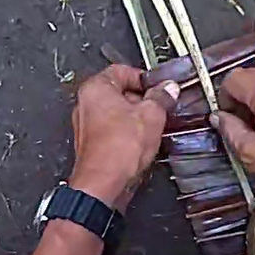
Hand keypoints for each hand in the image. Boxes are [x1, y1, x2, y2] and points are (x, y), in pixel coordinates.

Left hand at [69, 65, 178, 210]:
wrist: (104, 184)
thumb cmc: (117, 150)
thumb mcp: (152, 115)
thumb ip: (161, 97)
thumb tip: (168, 89)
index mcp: (96, 88)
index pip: (123, 70)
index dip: (145, 78)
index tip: (161, 87)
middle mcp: (87, 104)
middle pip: (121, 92)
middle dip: (144, 100)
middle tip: (161, 107)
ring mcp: (88, 126)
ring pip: (118, 114)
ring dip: (138, 119)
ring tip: (154, 127)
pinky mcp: (93, 145)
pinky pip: (115, 132)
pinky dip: (129, 135)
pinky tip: (143, 143)